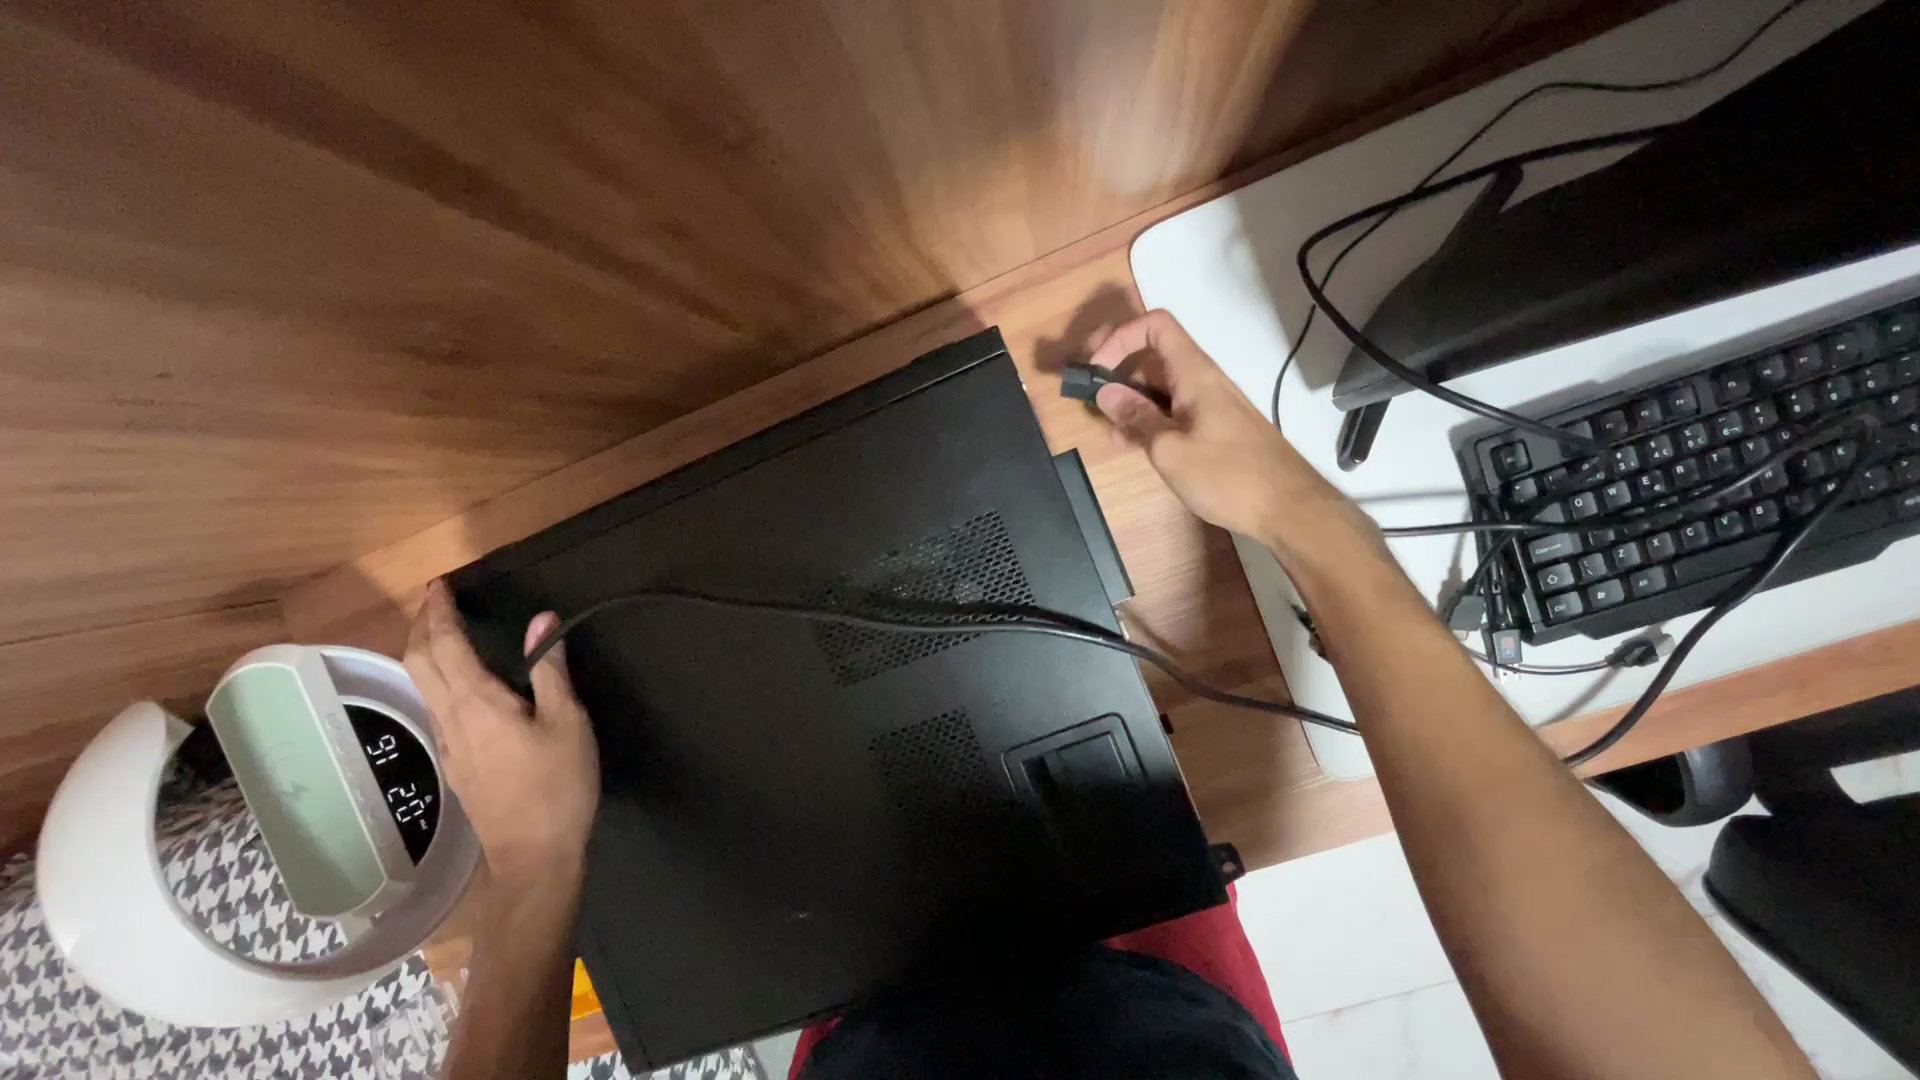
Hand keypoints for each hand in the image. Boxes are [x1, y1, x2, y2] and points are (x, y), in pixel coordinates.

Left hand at [403, 580, 599, 886]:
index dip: (439, 612)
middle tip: (436, 601)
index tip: (438, 584)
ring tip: (442, 633)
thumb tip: (541, 621)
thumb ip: (550, 670)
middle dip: (421, 626)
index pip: (445, 646)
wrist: (534, 856)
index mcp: (479, 703)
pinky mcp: (455, 765)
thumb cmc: (559, 785)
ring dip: (424, 652)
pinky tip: (459, 684)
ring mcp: (448, 745)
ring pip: (421, 686)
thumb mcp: (569, 722)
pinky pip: (434, 707)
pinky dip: (436, 679)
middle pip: (418, 663)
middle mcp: (452, 719)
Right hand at [1089, 310, 1340, 541]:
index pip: (1156, 326)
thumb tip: (1106, 392)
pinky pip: (1173, 413)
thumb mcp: (1170, 449)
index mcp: (1195, 374)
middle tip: (1092, 402)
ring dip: (1130, 405)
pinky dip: (1150, 423)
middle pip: (1153, 358)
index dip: (1121, 337)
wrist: (1286, 507)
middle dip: (1118, 374)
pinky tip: (1133, 447)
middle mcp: (1203, 381)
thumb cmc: (1227, 476)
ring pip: (1160, 390)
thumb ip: (1136, 417)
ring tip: (1111, 435)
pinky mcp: (1214, 429)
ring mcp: (1209, 405)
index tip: (1097, 370)